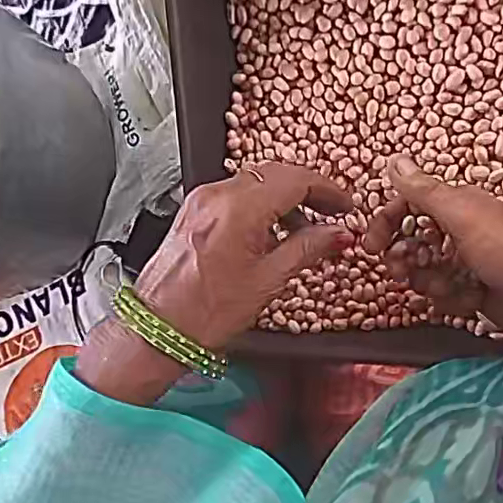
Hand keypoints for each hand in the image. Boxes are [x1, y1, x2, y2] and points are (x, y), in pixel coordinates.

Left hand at [76, 162, 354, 404]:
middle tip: (332, 214)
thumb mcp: (268, 281)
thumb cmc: (204, 312)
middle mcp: (216, 196)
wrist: (158, 328)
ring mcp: (202, 201)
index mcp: (238, 209)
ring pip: (256, 182)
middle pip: (276, 174)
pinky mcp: (193, 211)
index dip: (327, 190)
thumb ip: (307, 248)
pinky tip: (273, 232)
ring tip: (305, 230)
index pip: (296, 179)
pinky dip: (261, 205)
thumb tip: (338, 233)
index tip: (345, 205)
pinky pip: (236, 195)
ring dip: (285, 199)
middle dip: (309, 191)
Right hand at [362, 155, 502, 327]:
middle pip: (410, 241)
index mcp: (455, 205)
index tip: (372, 245)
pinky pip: (442, 293)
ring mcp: (462, 261)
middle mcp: (456, 230)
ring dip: (427, 281)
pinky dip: (450, 298)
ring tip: (443, 286)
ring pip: (422, 271)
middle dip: (403, 258)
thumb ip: (423, 190)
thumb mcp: (460, 214)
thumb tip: (394, 160)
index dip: (387, 223)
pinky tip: (466, 297)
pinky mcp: (468, 288)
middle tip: (402, 271)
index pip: (407, 206)